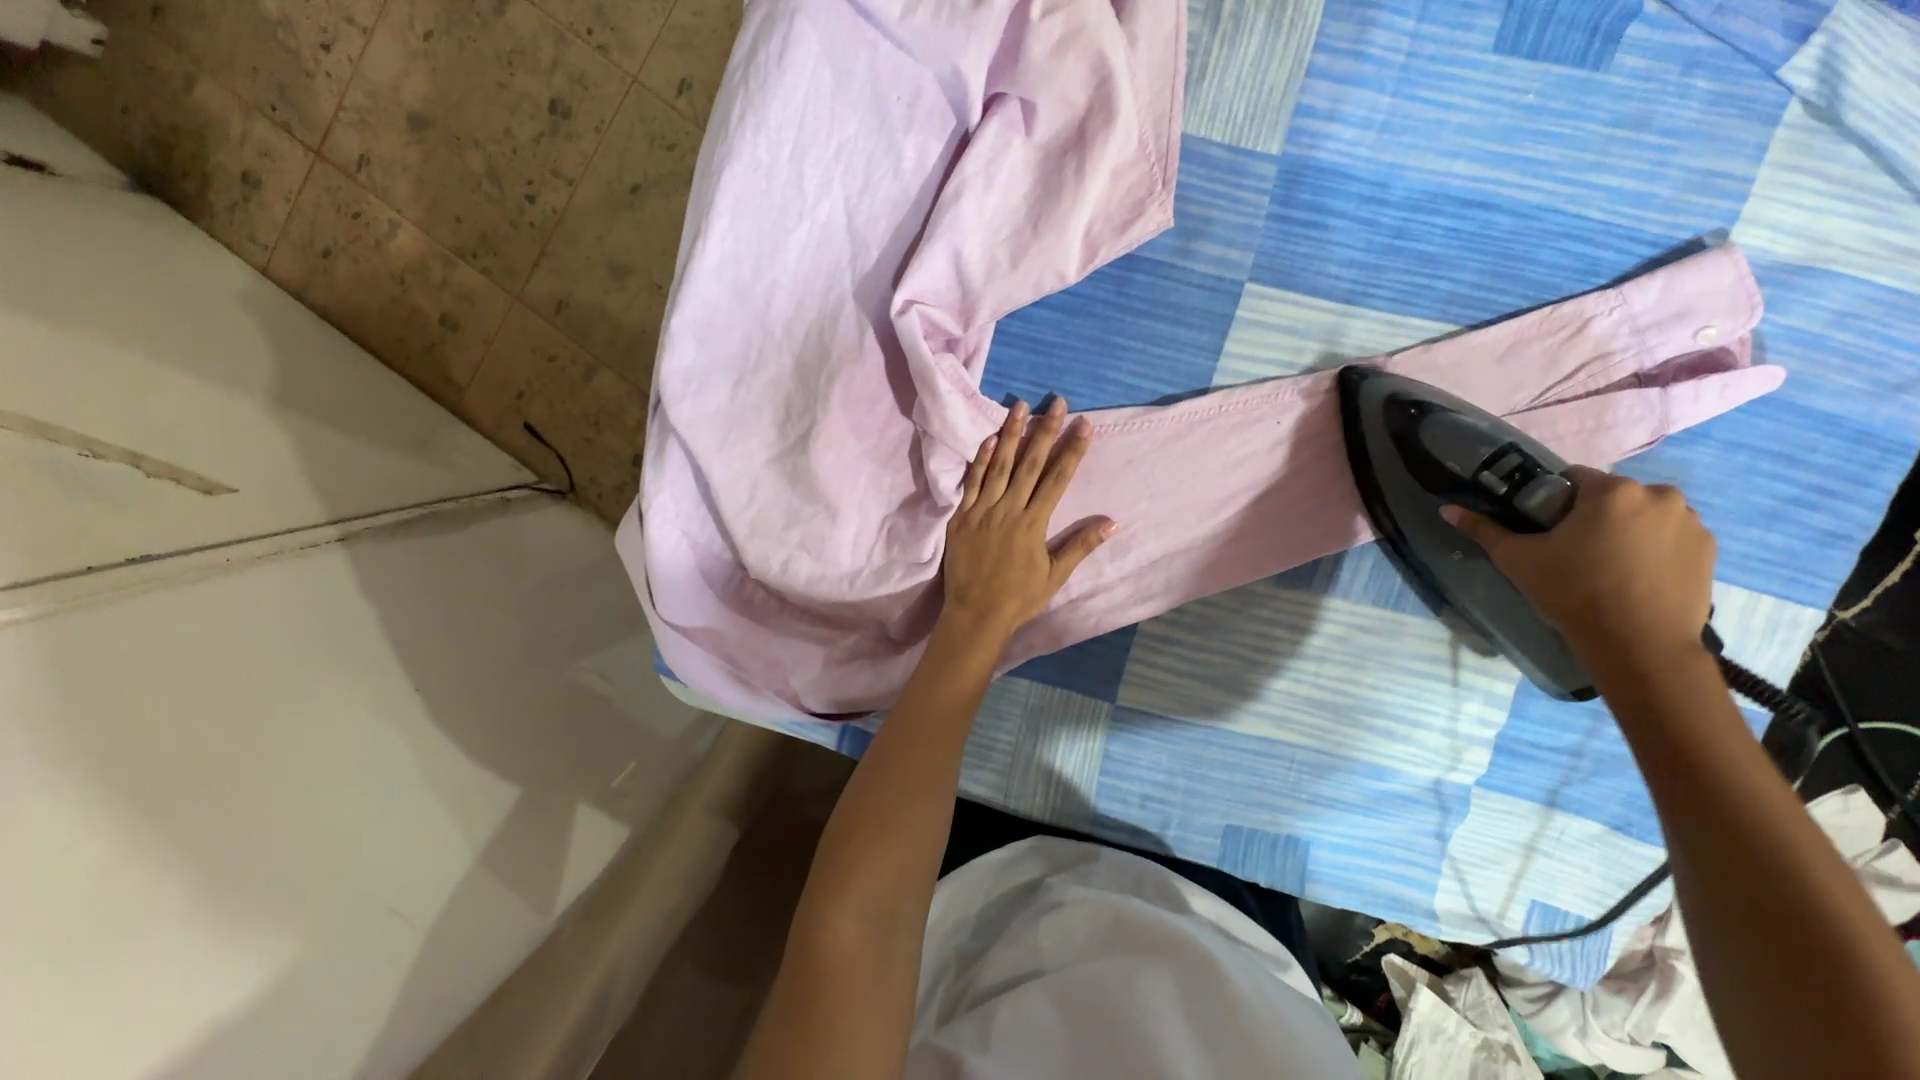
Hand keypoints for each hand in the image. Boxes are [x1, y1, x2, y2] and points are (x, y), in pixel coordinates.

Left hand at [942, 397, 1115, 638]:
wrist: (976, 615)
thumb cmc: (1019, 598)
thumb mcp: (1055, 575)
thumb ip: (1081, 545)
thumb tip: (1114, 523)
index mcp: (1033, 523)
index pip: (1058, 479)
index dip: (1073, 450)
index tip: (1085, 425)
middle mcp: (1009, 510)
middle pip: (1030, 463)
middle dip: (1046, 431)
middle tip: (1057, 403)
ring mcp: (982, 511)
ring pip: (999, 465)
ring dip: (1011, 433)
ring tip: (1020, 406)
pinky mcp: (961, 517)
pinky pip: (971, 482)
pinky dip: (980, 460)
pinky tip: (989, 439)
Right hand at [1446, 467, 1714, 663]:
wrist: (1638, 644)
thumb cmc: (1573, 593)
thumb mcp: (1518, 560)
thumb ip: (1485, 530)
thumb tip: (1447, 509)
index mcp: (1612, 491)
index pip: (1574, 479)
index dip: (1555, 503)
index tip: (1548, 531)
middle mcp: (1659, 495)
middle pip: (1614, 497)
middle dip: (1596, 517)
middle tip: (1577, 553)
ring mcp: (1690, 522)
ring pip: (1646, 516)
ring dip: (1629, 531)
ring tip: (1610, 568)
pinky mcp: (1710, 549)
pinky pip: (1673, 538)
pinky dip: (1656, 550)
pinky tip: (1638, 578)